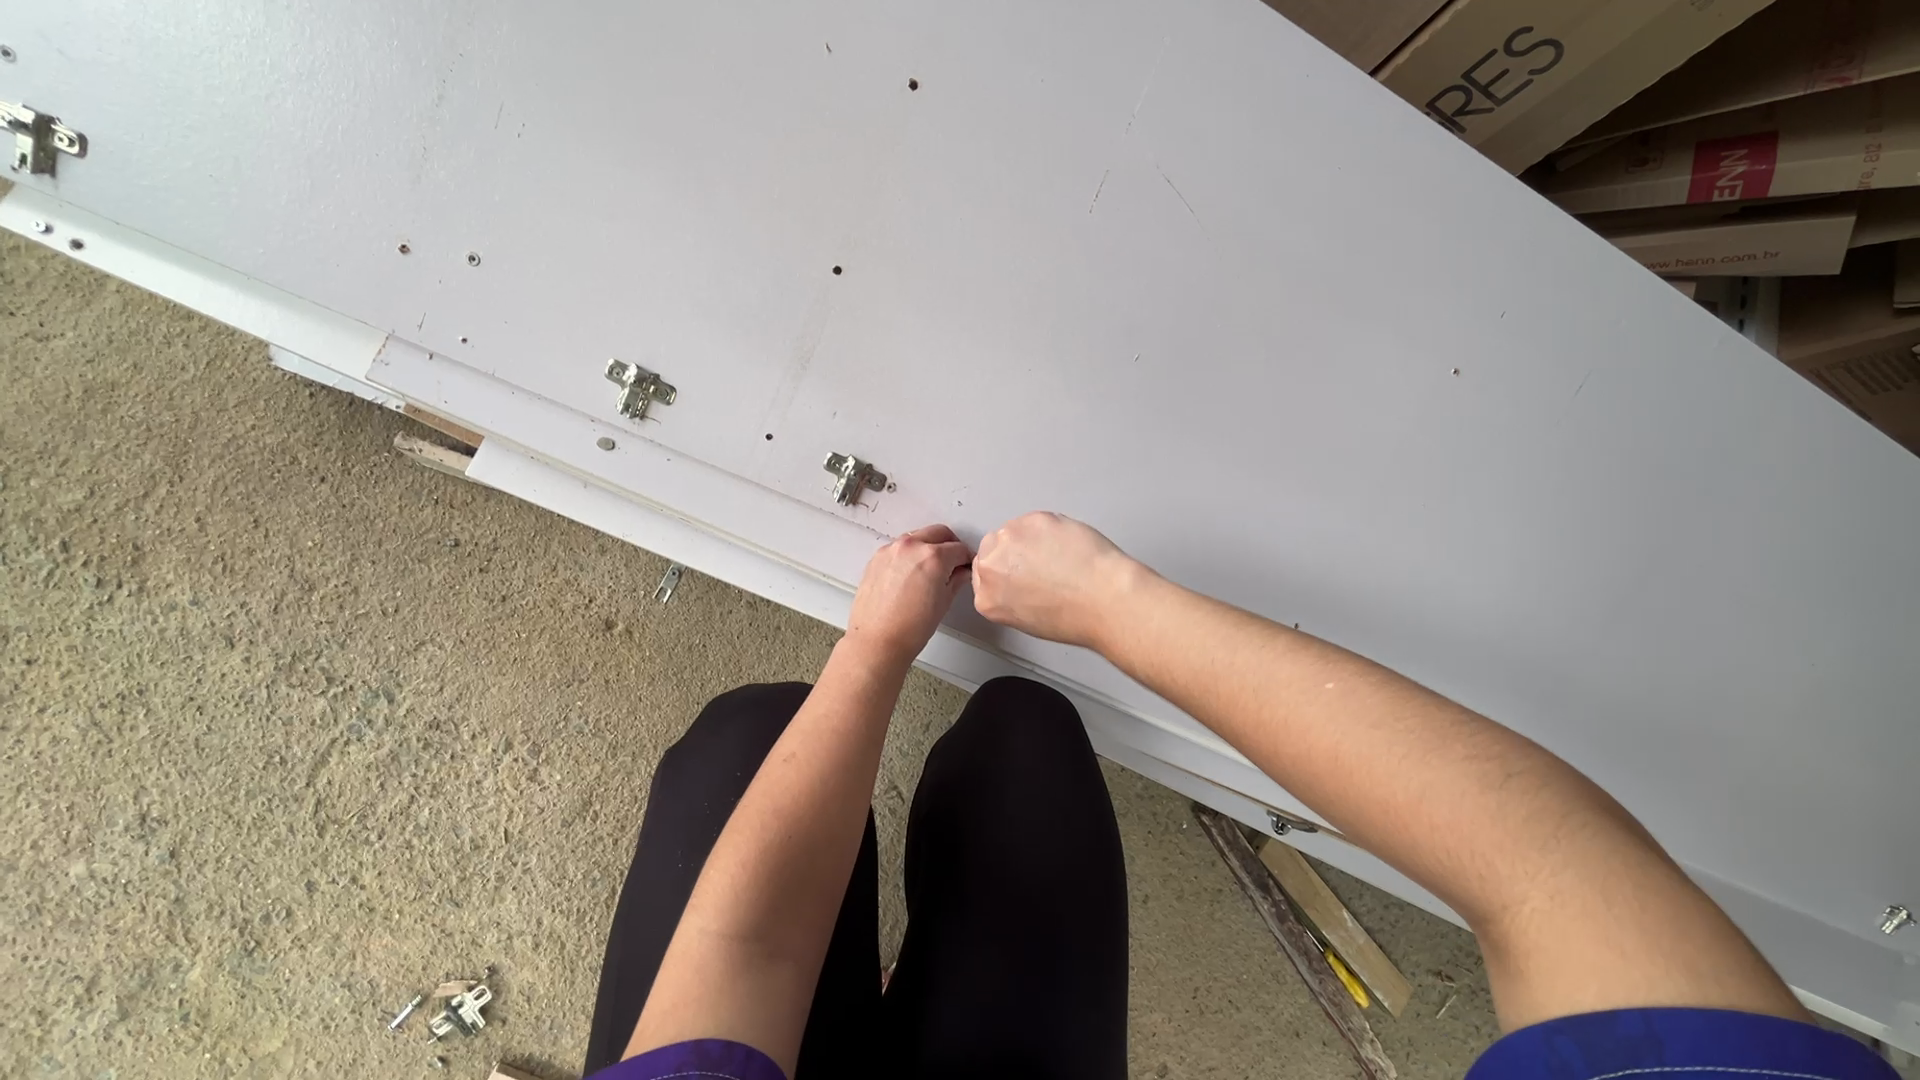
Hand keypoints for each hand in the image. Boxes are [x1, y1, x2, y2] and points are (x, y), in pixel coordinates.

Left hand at [843, 524, 973, 665]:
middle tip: (954, 560)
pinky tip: (912, 572)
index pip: (959, 548)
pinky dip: (909, 553)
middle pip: (939, 533)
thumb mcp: (943, 602)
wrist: (878, 641)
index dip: (967, 557)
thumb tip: (960, 573)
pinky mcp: (877, 558)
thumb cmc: (908, 629)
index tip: (966, 564)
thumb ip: (955, 580)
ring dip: (929, 545)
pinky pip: (899, 547)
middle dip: (950, 544)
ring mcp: (891, 551)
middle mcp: (911, 547)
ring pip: (917, 536)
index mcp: (933, 556)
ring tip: (932, 567)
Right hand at [973, 512, 1145, 648]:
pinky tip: (1068, 546)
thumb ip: (1010, 597)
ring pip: (1014, 530)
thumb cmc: (1077, 617)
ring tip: (1060, 557)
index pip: (984, 575)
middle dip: (1014, 553)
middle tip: (1042, 563)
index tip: (1019, 571)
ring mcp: (1011, 539)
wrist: (1105, 599)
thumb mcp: (1028, 620)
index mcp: (987, 598)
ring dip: (1031, 538)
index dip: (1006, 571)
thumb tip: (1020, 581)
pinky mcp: (1034, 519)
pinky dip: (1051, 529)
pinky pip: (1036, 520)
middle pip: (993, 548)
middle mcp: (992, 566)